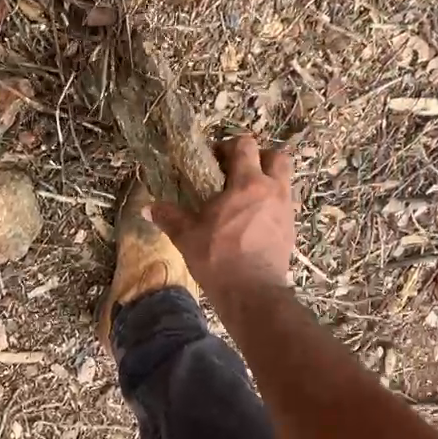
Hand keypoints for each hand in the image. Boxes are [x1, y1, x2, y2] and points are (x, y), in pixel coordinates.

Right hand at [150, 135, 295, 300]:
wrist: (252, 292)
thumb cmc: (218, 257)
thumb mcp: (186, 235)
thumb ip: (168, 216)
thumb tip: (146, 208)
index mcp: (246, 184)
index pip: (245, 146)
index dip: (228, 146)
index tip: (213, 159)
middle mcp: (272, 190)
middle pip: (276, 157)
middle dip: (259, 157)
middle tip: (237, 171)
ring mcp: (286, 210)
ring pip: (284, 180)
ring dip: (267, 180)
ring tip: (244, 196)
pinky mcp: (290, 229)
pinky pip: (284, 205)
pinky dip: (270, 204)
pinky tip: (252, 220)